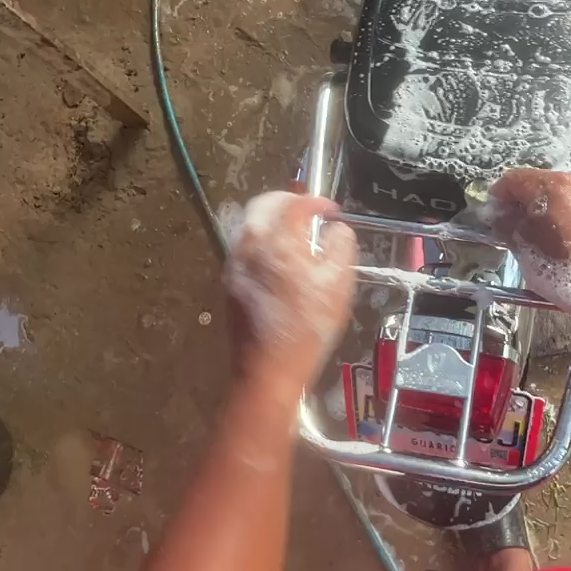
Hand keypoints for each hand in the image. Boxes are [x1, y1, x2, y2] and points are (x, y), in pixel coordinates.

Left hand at [223, 191, 357, 387]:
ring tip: (297, 235)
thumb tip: (336, 229)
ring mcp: (235, 263)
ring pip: (251, 224)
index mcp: (279, 241)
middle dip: (289, 202)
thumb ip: (340, 246)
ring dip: (274, 220)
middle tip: (310, 212)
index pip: (296, 203)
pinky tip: (281, 261)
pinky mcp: (230, 282)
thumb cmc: (309, 327)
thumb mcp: (339, 285)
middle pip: (264, 205)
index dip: (317, 202)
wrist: (268, 369)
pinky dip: (264, 241)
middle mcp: (250, 245)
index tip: (331, 210)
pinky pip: (246, 247)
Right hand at [486, 169, 570, 329]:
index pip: (513, 179)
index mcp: (553, 187)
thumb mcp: (524, 249)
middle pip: (537, 183)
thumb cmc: (566, 273)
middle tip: (510, 227)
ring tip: (535, 236)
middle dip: (520, 202)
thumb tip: (496, 214)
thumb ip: (505, 224)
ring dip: (541, 209)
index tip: (492, 214)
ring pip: (558, 193)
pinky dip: (561, 215)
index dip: (498, 196)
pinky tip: (558, 240)